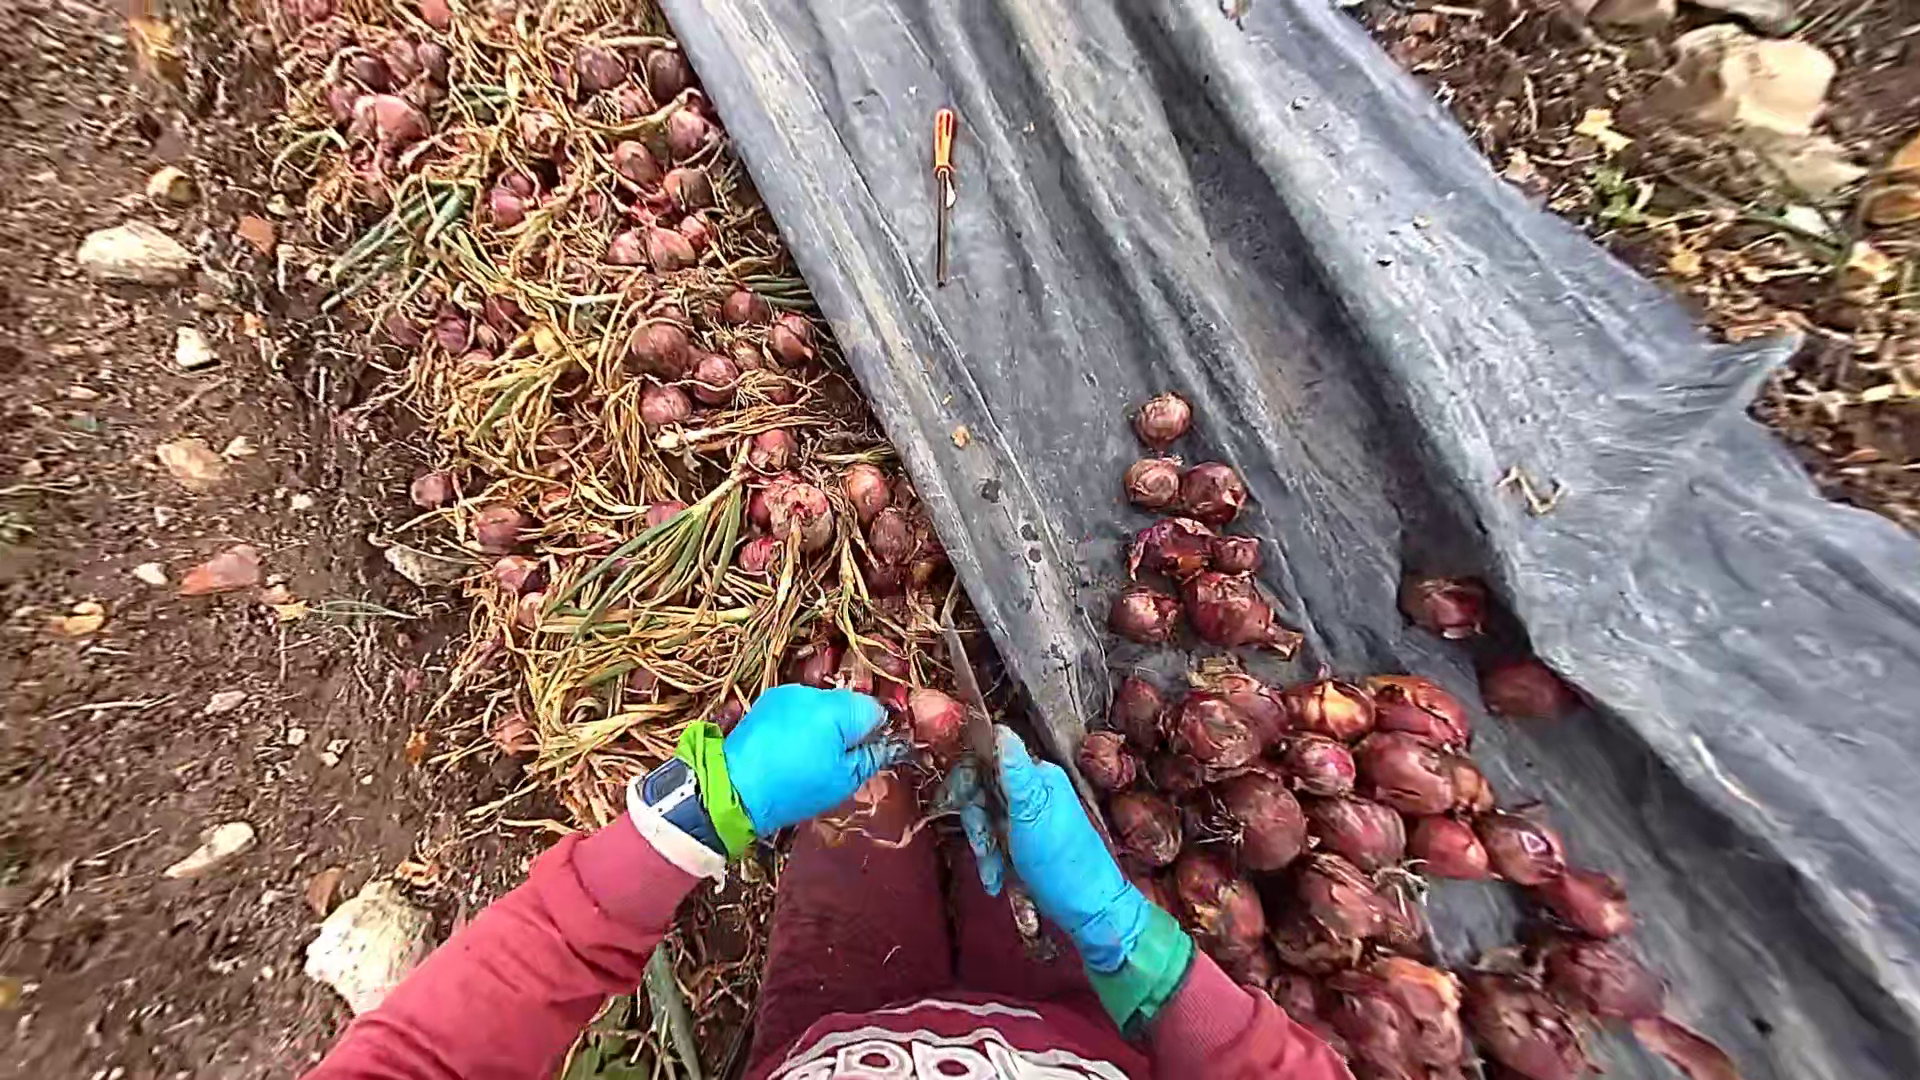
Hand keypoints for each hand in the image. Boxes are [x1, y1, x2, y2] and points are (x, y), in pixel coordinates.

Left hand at [724, 685, 904, 834]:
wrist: (733, 788)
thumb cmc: (794, 787)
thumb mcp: (843, 780)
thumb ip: (872, 756)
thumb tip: (890, 744)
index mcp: (837, 709)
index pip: (875, 710)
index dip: (874, 734)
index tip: (862, 755)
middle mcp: (815, 692)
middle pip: (850, 704)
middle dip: (849, 727)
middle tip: (835, 759)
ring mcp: (791, 692)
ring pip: (826, 704)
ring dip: (826, 723)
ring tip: (809, 754)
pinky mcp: (771, 698)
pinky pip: (801, 705)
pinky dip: (803, 720)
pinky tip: (791, 744)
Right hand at [954, 726, 1152, 972]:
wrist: (1090, 913)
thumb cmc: (1062, 860)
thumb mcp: (1032, 813)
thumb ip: (1014, 770)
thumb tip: (1000, 728)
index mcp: (1036, 775)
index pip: (987, 759)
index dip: (966, 781)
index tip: (955, 803)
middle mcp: (1031, 790)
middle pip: (982, 792)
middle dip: (977, 824)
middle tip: (983, 847)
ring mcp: (1028, 817)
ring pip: (986, 820)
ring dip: (984, 849)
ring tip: (994, 875)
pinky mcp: (1024, 842)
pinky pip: (995, 843)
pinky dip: (993, 862)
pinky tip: (999, 881)